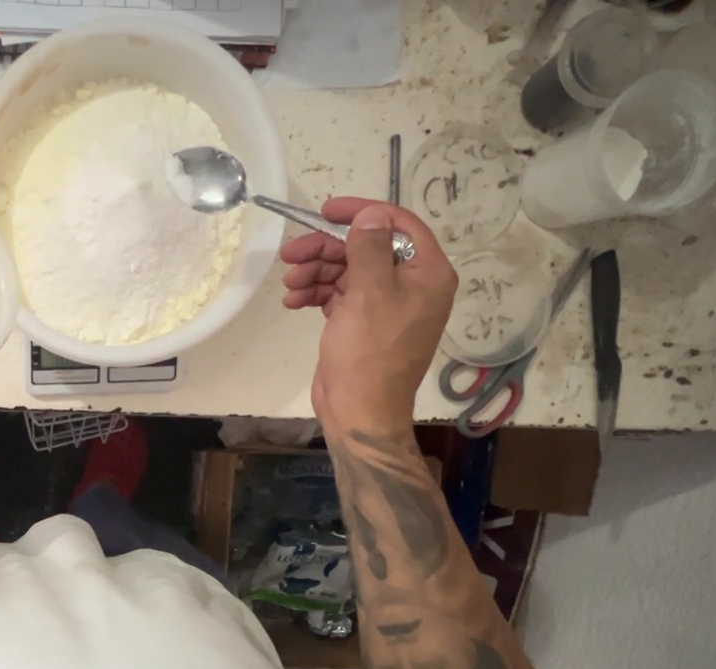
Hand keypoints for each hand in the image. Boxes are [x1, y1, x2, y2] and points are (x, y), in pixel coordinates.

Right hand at [280, 198, 456, 430]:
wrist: (359, 411)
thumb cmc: (369, 354)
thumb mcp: (369, 294)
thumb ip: (369, 248)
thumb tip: (370, 215)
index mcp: (426, 273)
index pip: (398, 226)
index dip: (362, 213)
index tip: (325, 211)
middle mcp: (410, 285)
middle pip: (365, 249)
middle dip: (327, 250)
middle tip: (290, 254)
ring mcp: (384, 306)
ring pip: (348, 272)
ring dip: (316, 273)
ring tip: (289, 285)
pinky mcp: (361, 324)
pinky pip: (339, 296)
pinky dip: (316, 294)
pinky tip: (294, 302)